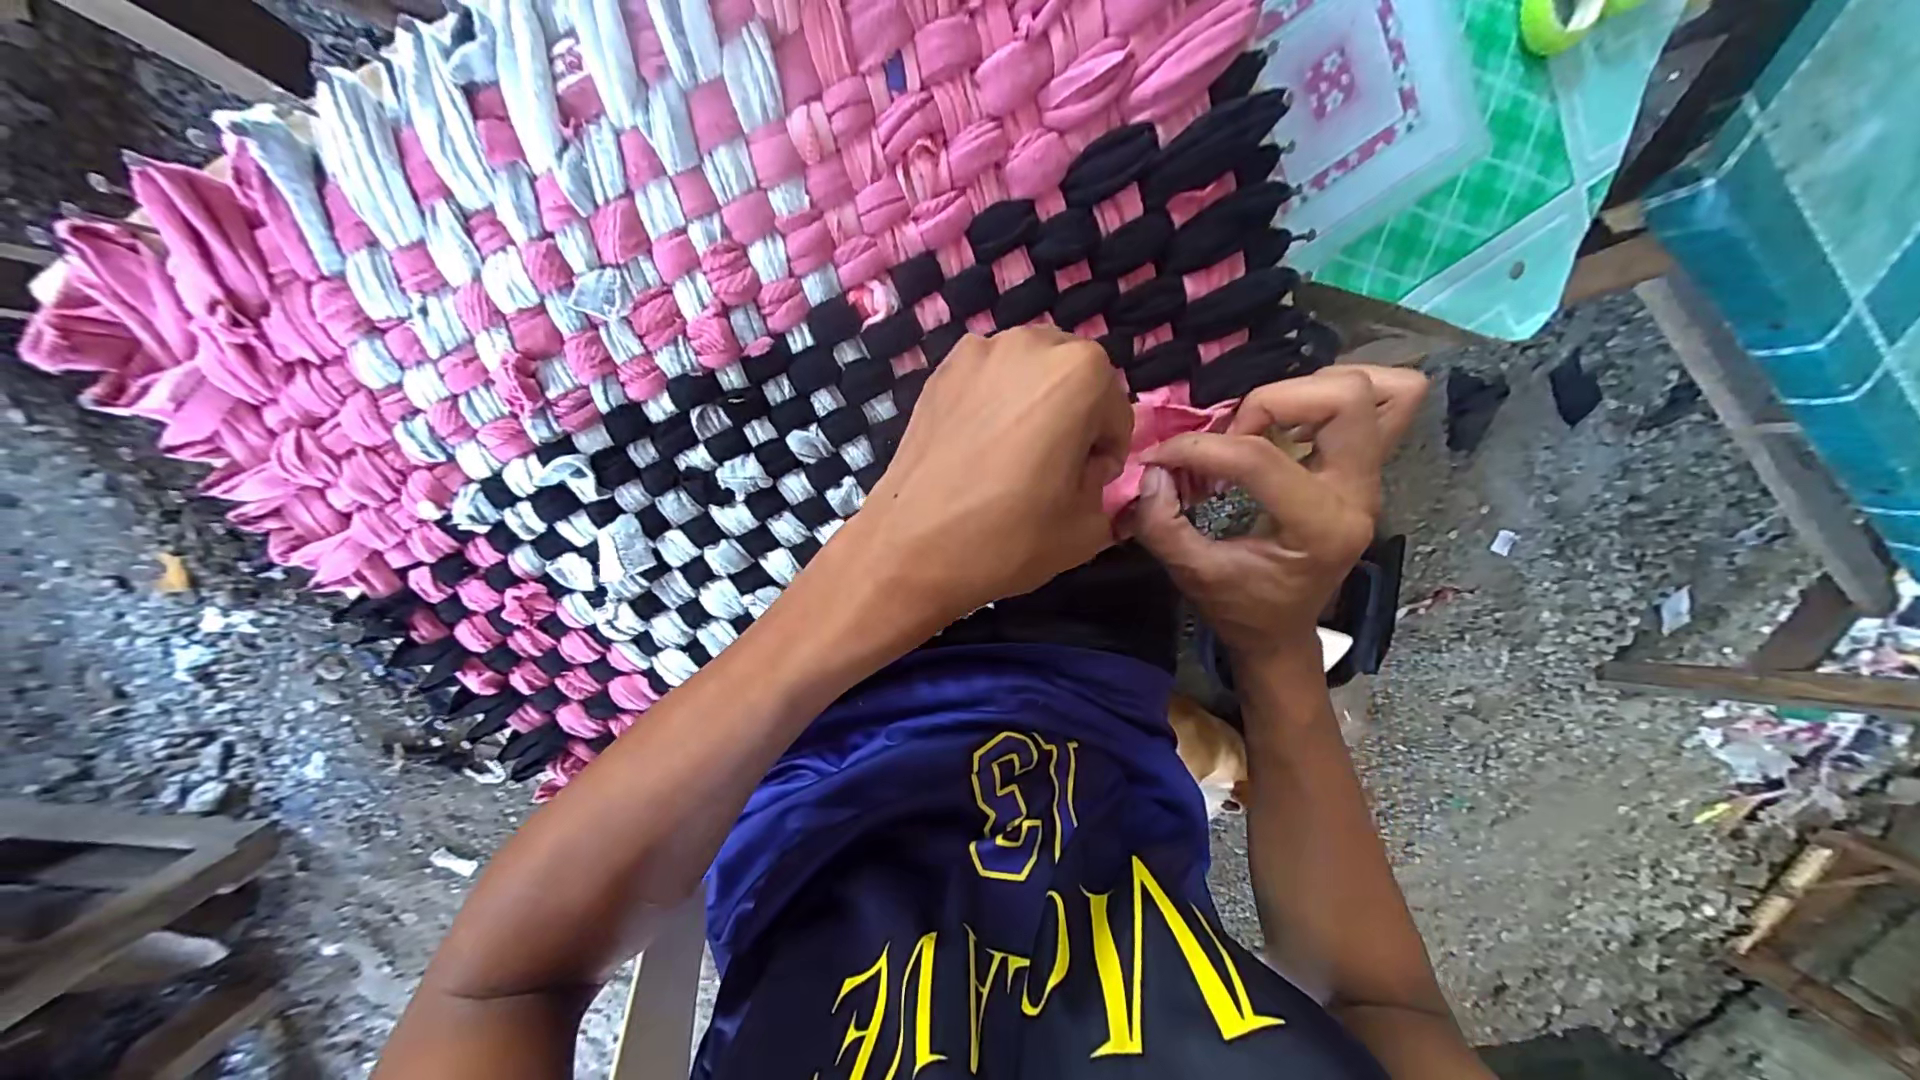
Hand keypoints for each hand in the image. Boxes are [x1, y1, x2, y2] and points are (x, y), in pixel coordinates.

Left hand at [845, 327, 1132, 622]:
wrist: (910, 548)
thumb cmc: (1008, 537)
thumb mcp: (1087, 527)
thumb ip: (1108, 487)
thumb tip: (1088, 469)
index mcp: (1079, 372)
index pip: (1116, 409)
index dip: (1106, 451)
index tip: (1086, 482)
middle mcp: (1029, 344)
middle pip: (1074, 377)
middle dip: (1075, 416)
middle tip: (1054, 467)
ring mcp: (977, 353)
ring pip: (1030, 372)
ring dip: (1036, 404)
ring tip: (1014, 456)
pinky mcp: (940, 372)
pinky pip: (989, 380)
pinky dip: (996, 403)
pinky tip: (978, 447)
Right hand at [1124, 366, 1426, 659]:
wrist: (1282, 631)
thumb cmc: (1241, 608)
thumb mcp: (1191, 573)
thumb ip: (1161, 522)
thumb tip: (1152, 469)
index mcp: (1319, 529)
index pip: (1258, 457)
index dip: (1198, 448)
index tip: (1162, 460)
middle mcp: (1358, 495)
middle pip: (1344, 398)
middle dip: (1272, 401)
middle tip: (1234, 435)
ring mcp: (1370, 479)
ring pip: (1377, 389)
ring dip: (1308, 391)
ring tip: (1263, 422)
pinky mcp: (1366, 469)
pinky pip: (1385, 402)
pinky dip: (1332, 396)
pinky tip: (1290, 420)